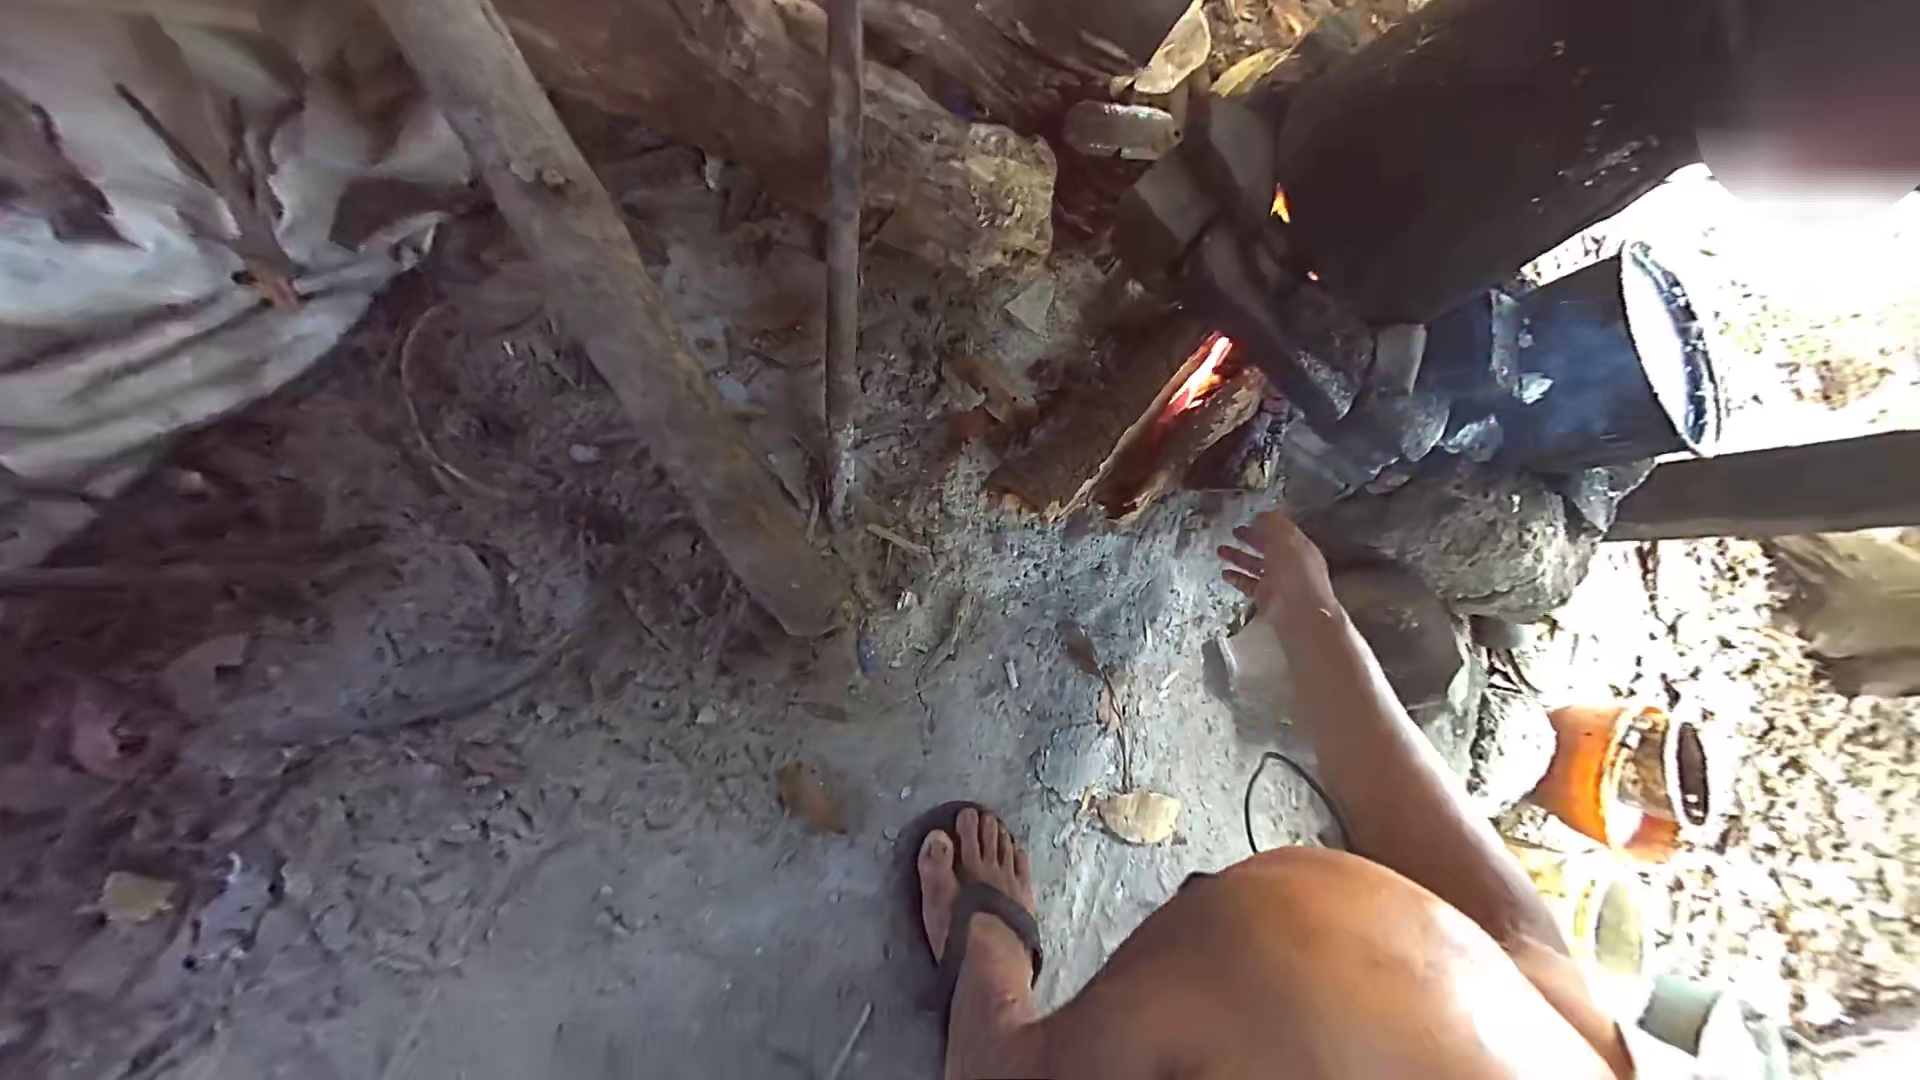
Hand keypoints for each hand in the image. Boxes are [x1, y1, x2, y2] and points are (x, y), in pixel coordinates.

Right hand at [1217, 510, 1340, 637]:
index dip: (1266, 523)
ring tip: (1220, 550)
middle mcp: (1289, 564)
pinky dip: (1236, 577)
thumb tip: (1262, 514)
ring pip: (1255, 565)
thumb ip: (1273, 525)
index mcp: (1299, 548)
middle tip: (1233, 531)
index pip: (1282, 531)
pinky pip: (1248, 584)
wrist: (1300, 614)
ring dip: (1238, 557)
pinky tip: (1224, 573)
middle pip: (1268, 547)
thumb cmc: (1295, 574)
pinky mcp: (1265, 597)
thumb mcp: (1286, 541)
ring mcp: (1277, 581)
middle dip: (1251, 538)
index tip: (1248, 517)